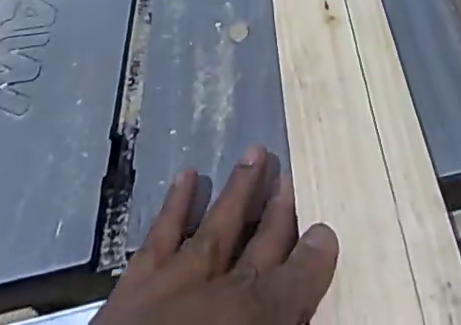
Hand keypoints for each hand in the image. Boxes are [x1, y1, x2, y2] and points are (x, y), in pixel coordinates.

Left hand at [95, 146, 338, 324]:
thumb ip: (284, 304)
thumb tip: (322, 245)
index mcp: (255, 312)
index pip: (296, 278)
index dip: (313, 254)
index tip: (325, 228)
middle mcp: (225, 289)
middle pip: (260, 246)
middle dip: (277, 211)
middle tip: (289, 173)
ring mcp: (178, 282)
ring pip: (217, 227)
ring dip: (237, 190)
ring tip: (254, 152)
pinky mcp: (135, 287)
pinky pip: (160, 239)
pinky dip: (175, 207)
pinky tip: (188, 175)